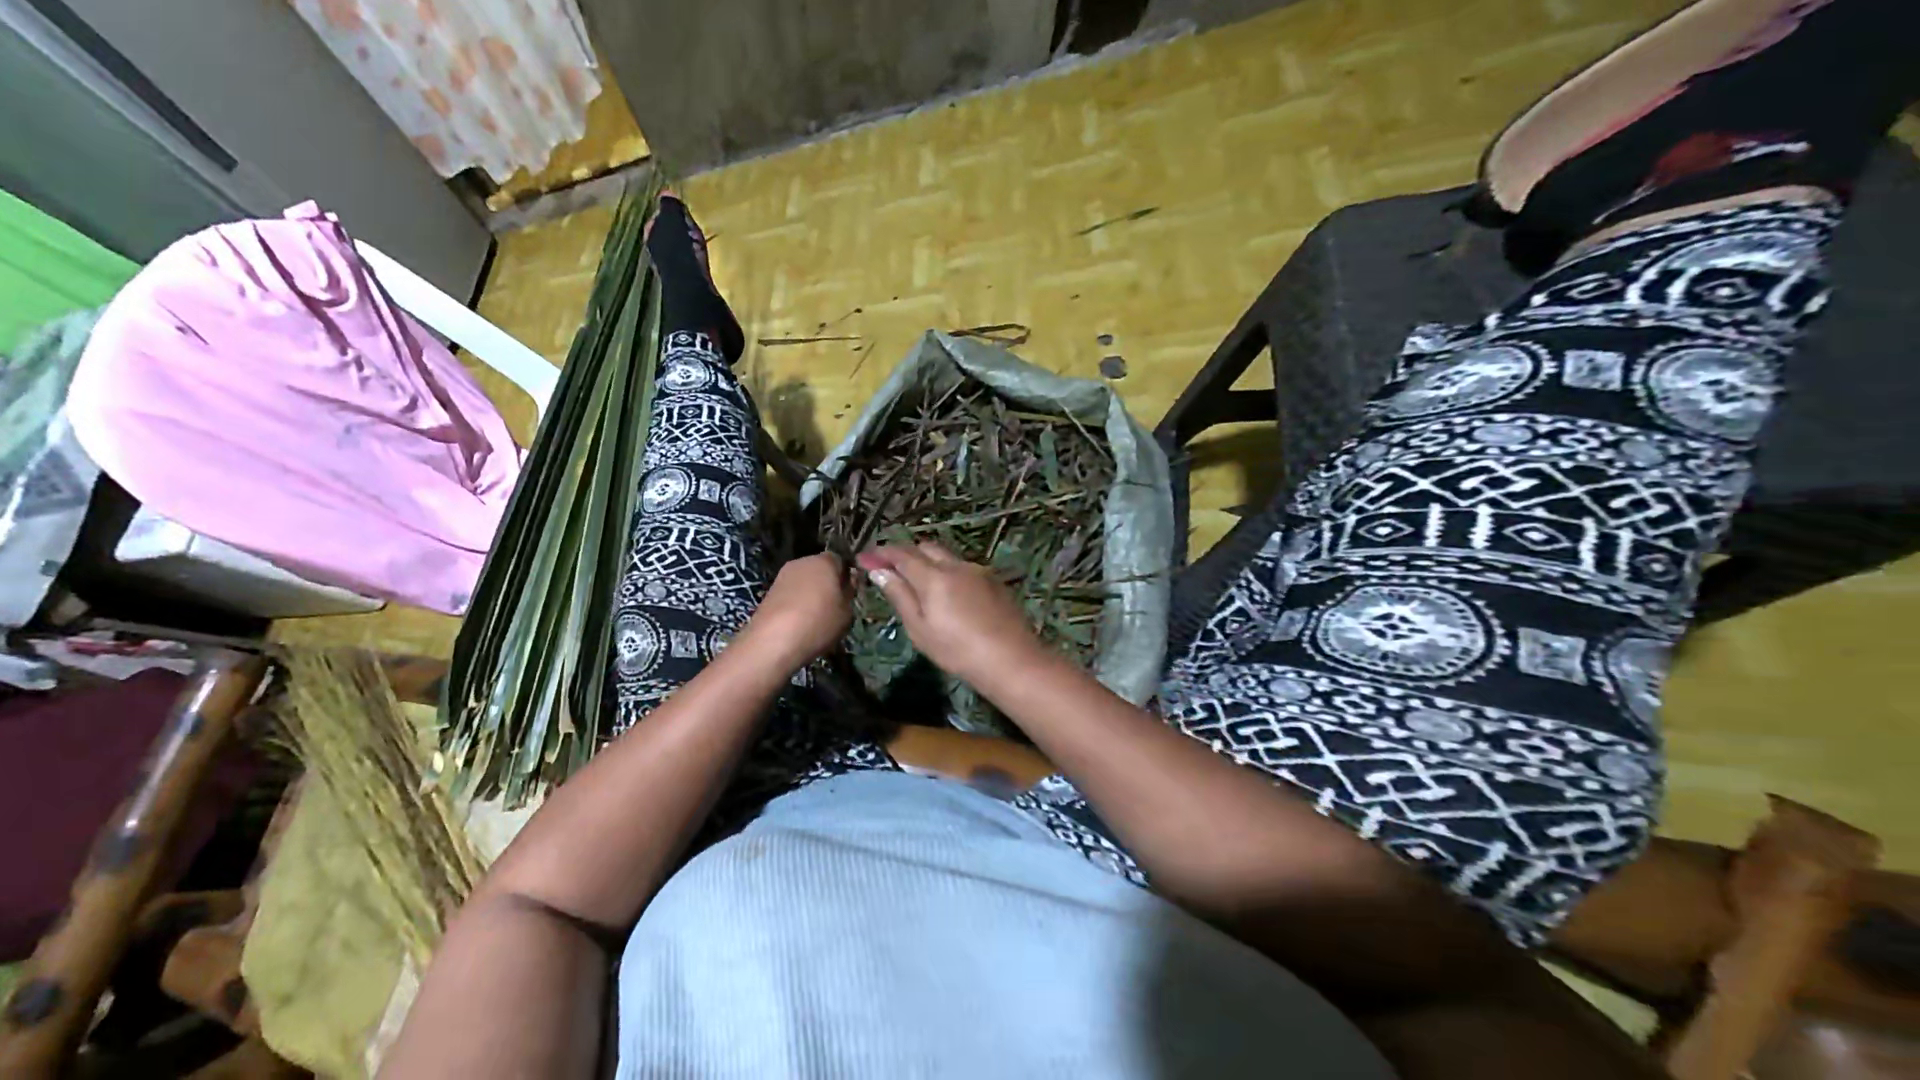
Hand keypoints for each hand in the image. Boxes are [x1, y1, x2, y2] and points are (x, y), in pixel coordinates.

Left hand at [741, 553, 854, 669]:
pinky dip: (796, 602)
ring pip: (803, 581)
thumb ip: (849, 594)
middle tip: (834, 605)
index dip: (846, 575)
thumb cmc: (818, 622)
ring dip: (810, 593)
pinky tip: (799, 621)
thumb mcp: (846, 612)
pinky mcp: (769, 591)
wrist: (773, 640)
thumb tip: (848, 584)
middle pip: (819, 568)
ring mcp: (782, 576)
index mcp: (824, 561)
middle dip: (827, 583)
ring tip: (816, 616)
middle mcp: (802, 562)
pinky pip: (790, 593)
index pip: (840, 560)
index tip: (849, 593)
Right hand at [855, 542, 1045, 683]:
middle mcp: (956, 565)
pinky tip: (947, 592)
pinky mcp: (994, 581)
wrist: (1011, 659)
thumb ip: (899, 595)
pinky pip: (963, 567)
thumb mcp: (919, 628)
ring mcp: (978, 570)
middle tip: (889, 568)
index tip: (864, 557)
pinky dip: (947, 571)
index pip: (901, 554)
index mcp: (933, 576)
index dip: (881, 553)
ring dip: (928, 560)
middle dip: (905, 552)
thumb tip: (878, 571)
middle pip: (925, 548)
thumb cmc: (957, 651)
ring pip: (946, 556)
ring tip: (917, 580)